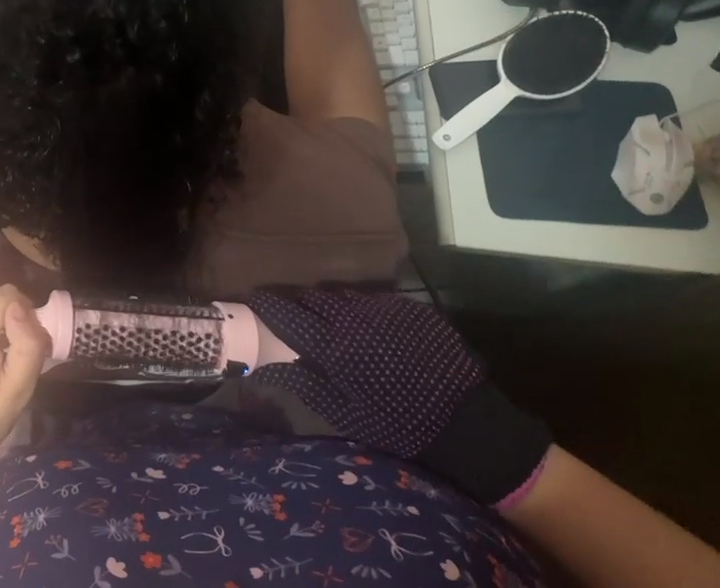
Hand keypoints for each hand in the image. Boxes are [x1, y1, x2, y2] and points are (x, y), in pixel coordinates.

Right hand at [245, 288, 550, 508]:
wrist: (467, 423)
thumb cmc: (399, 425)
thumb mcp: (344, 415)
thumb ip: (304, 384)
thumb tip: (264, 370)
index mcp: (333, 347)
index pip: (287, 314)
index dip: (267, 303)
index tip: (252, 296)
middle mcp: (353, 319)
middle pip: (313, 297)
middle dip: (295, 298)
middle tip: (285, 304)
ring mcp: (383, 309)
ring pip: (342, 295)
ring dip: (327, 301)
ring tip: (321, 309)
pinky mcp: (408, 308)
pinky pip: (372, 299)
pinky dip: (359, 307)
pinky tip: (362, 321)